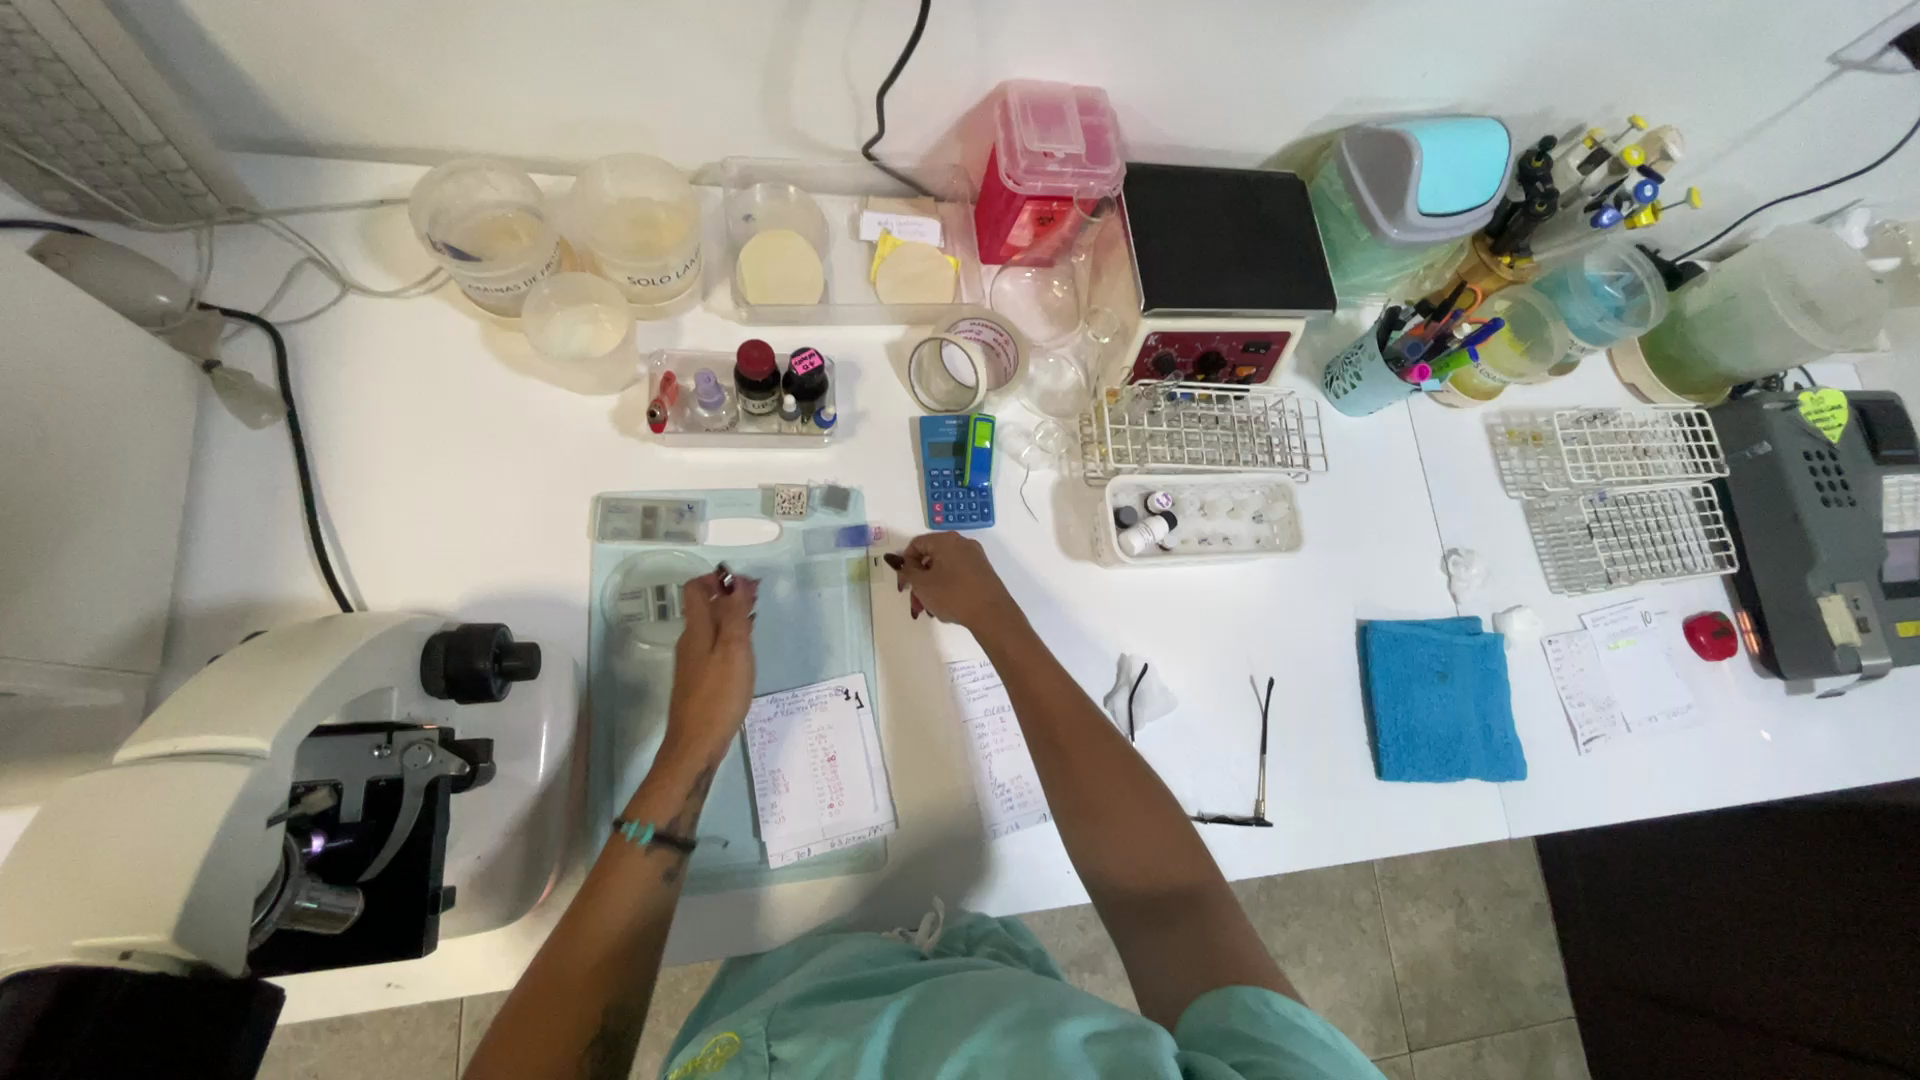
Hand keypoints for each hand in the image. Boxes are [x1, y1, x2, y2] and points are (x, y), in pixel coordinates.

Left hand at [664, 570, 757, 764]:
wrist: (696, 744)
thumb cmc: (718, 696)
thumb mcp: (733, 650)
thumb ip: (734, 614)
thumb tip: (735, 580)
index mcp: (696, 629)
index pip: (696, 589)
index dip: (718, 579)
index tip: (746, 583)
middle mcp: (690, 640)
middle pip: (704, 606)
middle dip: (729, 594)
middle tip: (758, 594)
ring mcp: (693, 660)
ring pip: (710, 626)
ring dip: (731, 614)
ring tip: (756, 615)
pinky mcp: (699, 678)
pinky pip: (714, 644)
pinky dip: (730, 635)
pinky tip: (746, 647)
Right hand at [884, 532, 1023, 634]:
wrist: (992, 613)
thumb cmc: (953, 595)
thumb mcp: (922, 584)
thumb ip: (906, 571)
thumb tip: (895, 560)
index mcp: (946, 540)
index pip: (916, 545)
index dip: (904, 565)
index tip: (903, 586)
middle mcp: (962, 543)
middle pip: (930, 559)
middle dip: (918, 583)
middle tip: (915, 604)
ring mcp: (975, 558)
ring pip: (943, 570)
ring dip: (931, 589)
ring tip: (929, 611)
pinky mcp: (983, 572)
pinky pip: (957, 575)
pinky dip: (946, 588)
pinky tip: (944, 608)